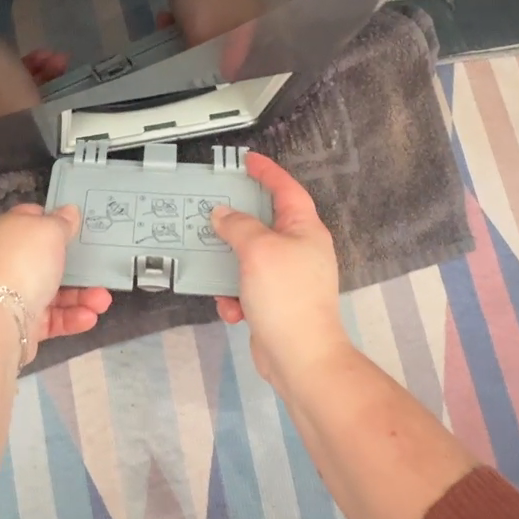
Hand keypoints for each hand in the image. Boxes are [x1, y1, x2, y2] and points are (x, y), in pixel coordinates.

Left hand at [0, 203, 113, 345]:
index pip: (33, 219)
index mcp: (10, 232)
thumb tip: (68, 210)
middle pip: (48, 259)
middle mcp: (10, 260)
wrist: (0, 317)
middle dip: (78, 266)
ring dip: (82, 296)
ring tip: (103, 301)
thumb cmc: (26, 261)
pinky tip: (89, 317)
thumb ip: (62, 221)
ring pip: (54, 291)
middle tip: (101, 268)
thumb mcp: (49, 230)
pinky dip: (71, 317)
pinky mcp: (23, 322)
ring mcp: (15, 292)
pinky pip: (52, 317)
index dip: (56, 219)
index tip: (80, 226)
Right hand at [210, 153, 351, 386]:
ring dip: (229, 266)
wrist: (301, 358)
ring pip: (250, 258)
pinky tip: (232, 309)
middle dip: (237, 222)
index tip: (248, 161)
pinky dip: (235, 296)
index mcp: (305, 230)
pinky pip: (248, 287)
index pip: (286, 189)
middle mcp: (300, 250)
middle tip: (213, 211)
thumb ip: (237, 226)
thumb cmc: (287, 297)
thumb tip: (223, 214)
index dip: (267, 172)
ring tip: (215, 273)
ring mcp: (290, 278)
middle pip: (265, 223)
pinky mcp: (276, 303)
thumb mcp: (258, 250)